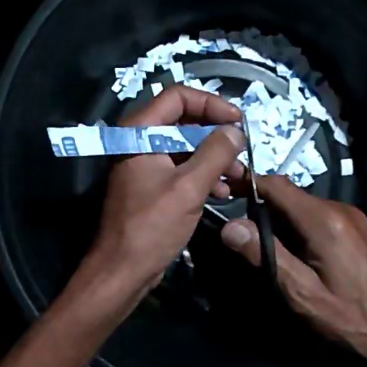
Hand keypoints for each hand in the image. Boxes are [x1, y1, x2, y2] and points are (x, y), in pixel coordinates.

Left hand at [85, 86, 246, 298]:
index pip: (178, 97)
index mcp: (139, 132)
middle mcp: (139, 142)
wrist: (123, 269)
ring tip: (239, 175)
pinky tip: (223, 192)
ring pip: (186, 148)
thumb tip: (235, 131)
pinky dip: (203, 176)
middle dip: (216, 135)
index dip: (211, 104)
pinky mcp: (153, 186)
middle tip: (243, 151)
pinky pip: (182, 170)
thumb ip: (215, 153)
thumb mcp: (188, 187)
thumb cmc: (151, 226)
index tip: (238, 122)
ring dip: (214, 158)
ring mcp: (146, 165)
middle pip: (184, 121)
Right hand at [219, 177, 366, 366]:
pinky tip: (286, 249)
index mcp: (324, 221)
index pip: (278, 186)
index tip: (223, 189)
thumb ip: (266, 255)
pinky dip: (295, 225)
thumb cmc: (348, 316)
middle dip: (260, 204)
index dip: (248, 182)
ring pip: (302, 205)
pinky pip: (316, 216)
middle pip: (290, 194)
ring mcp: (351, 218)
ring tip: (254, 239)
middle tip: (233, 223)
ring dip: (277, 217)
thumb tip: (230, 226)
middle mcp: (339, 210)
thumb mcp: (301, 291)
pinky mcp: (356, 230)